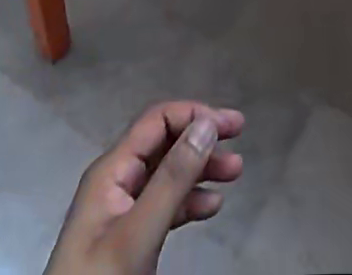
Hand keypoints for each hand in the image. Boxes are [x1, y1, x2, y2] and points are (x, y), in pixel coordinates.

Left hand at [43, 101, 244, 274]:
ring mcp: (121, 210)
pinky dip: (190, 200)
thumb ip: (172, 179)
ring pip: (167, 174)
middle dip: (201, 137)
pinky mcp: (129, 237)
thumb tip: (206, 125)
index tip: (230, 126)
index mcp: (112, 170)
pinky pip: (164, 205)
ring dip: (201, 167)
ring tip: (235, 171)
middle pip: (164, 143)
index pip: (156, 121)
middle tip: (239, 137)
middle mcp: (116, 181)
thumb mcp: (138, 231)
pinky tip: (213, 206)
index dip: (194, 115)